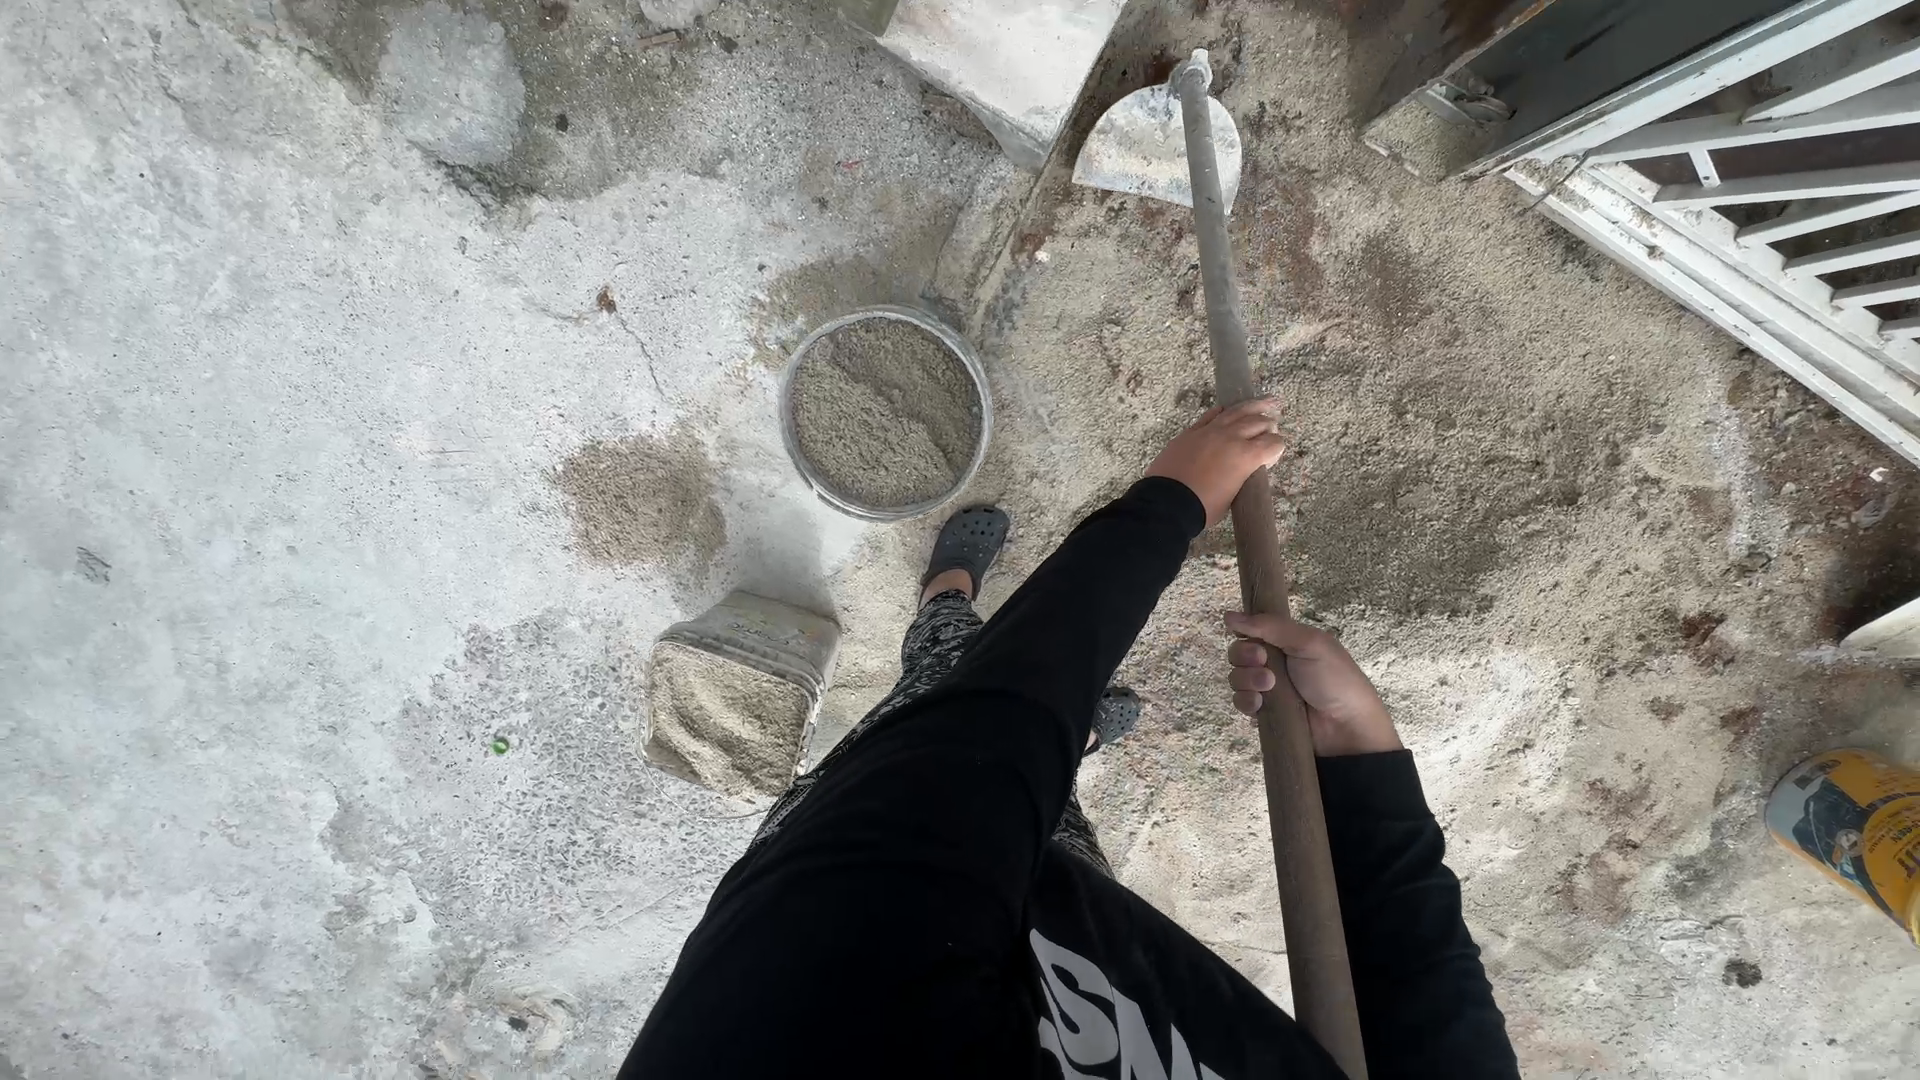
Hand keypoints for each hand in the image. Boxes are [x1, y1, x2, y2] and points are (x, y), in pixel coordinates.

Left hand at [1144, 398, 1285, 526]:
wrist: (1166, 503)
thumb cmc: (1203, 507)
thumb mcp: (1233, 496)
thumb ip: (1242, 476)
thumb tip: (1243, 468)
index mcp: (1247, 456)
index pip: (1273, 443)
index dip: (1276, 449)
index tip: (1271, 457)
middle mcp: (1231, 437)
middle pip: (1258, 422)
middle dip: (1269, 425)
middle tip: (1273, 426)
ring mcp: (1209, 431)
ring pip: (1236, 411)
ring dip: (1254, 406)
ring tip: (1266, 403)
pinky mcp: (1191, 432)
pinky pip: (1210, 415)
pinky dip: (1223, 411)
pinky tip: (1228, 410)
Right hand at [1223, 612, 1401, 756]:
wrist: (1346, 729)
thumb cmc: (1334, 679)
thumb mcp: (1309, 643)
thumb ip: (1269, 626)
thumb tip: (1228, 615)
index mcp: (1285, 642)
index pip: (1251, 630)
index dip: (1245, 632)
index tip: (1253, 637)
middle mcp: (1273, 663)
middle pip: (1238, 652)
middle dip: (1245, 656)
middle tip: (1263, 661)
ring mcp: (1266, 689)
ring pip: (1236, 676)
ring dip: (1247, 679)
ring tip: (1268, 686)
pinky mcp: (1263, 712)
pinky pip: (1240, 701)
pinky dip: (1246, 700)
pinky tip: (1259, 703)